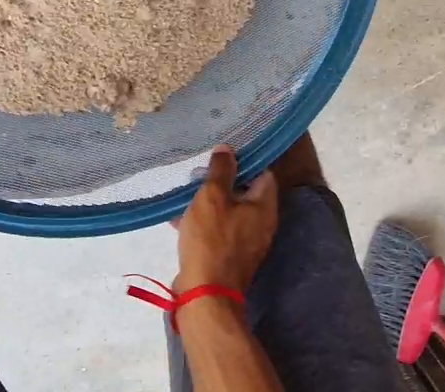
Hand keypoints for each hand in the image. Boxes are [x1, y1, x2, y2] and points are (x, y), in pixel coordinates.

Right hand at [174, 145, 278, 294]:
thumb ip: (221, 170)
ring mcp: (247, 242)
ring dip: (210, 200)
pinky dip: (204, 221)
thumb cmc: (212, 239)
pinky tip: (180, 217)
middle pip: (245, 191)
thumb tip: (228, 148)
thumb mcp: (213, 197)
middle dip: (222, 179)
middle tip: (200, 170)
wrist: (205, 295)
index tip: (223, 151)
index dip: (244, 159)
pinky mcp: (230, 256)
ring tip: (186, 191)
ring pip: (229, 211)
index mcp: (264, 207)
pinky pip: (219, 229)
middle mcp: (261, 224)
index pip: (262, 172)